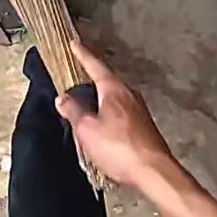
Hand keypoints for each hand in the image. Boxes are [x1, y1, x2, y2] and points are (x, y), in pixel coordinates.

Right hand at [55, 41, 179, 190]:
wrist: (153, 171)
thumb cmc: (120, 148)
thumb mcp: (87, 129)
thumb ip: (73, 111)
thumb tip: (63, 97)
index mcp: (114, 89)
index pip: (95, 65)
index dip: (83, 55)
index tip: (75, 44)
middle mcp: (129, 94)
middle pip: (107, 79)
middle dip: (92, 76)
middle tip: (80, 69)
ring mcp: (139, 110)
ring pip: (115, 96)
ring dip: (101, 97)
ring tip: (88, 100)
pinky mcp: (143, 126)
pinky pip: (122, 111)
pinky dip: (110, 112)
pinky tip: (104, 124)